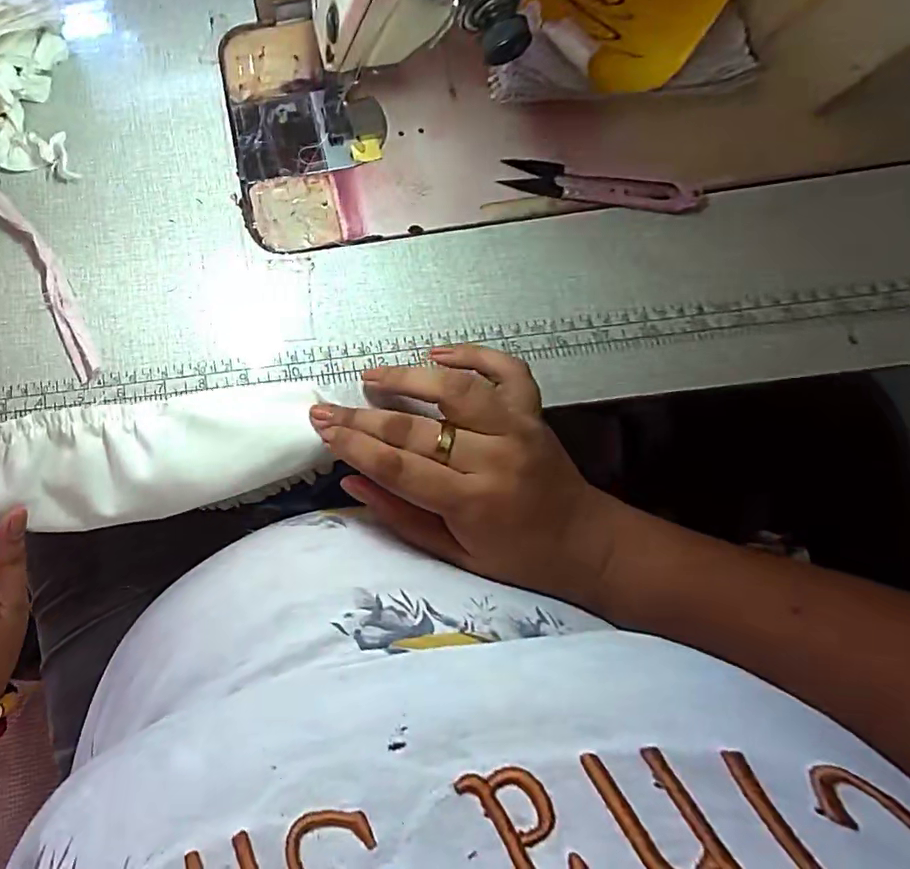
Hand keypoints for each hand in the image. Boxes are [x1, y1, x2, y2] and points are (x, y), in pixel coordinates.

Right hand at [308, 344, 633, 603]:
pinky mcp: (533, 412)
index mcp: (474, 503)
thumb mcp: (454, 554)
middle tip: (324, 408)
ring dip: (408, 378)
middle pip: (415, 430)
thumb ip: (399, 515)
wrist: (588, 544)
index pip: (399, 467)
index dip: (354, 446)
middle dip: (361, 418)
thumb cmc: (516, 556)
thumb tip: (350, 478)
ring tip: (371, 377)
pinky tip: (438, 352)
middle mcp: (497, 460)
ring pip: (455, 389)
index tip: (321, 429)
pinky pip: (506, 370)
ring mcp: (519, 429)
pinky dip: (473, 354)